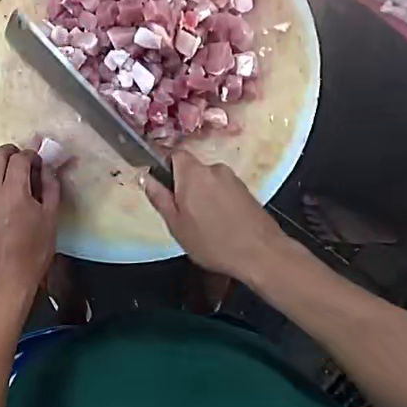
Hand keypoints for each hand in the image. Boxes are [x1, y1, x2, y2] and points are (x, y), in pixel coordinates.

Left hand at [0, 144, 63, 308]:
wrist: (7, 277)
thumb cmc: (34, 250)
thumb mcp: (51, 217)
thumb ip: (51, 187)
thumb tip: (49, 167)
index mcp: (15, 193)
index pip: (20, 158)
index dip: (32, 155)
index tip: (40, 162)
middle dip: (11, 152)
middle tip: (24, 161)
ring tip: (9, 173)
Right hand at [143, 152, 292, 283]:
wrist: (260, 253)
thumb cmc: (213, 242)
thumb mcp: (176, 224)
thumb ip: (159, 197)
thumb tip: (146, 177)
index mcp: (194, 173)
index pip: (174, 154)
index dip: (165, 167)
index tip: (162, 187)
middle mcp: (215, 169)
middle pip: (192, 170)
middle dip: (184, 188)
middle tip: (182, 215)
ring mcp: (233, 179)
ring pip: (208, 182)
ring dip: (202, 197)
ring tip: (203, 226)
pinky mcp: (246, 191)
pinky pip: (223, 191)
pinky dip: (218, 203)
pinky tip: (220, 226)